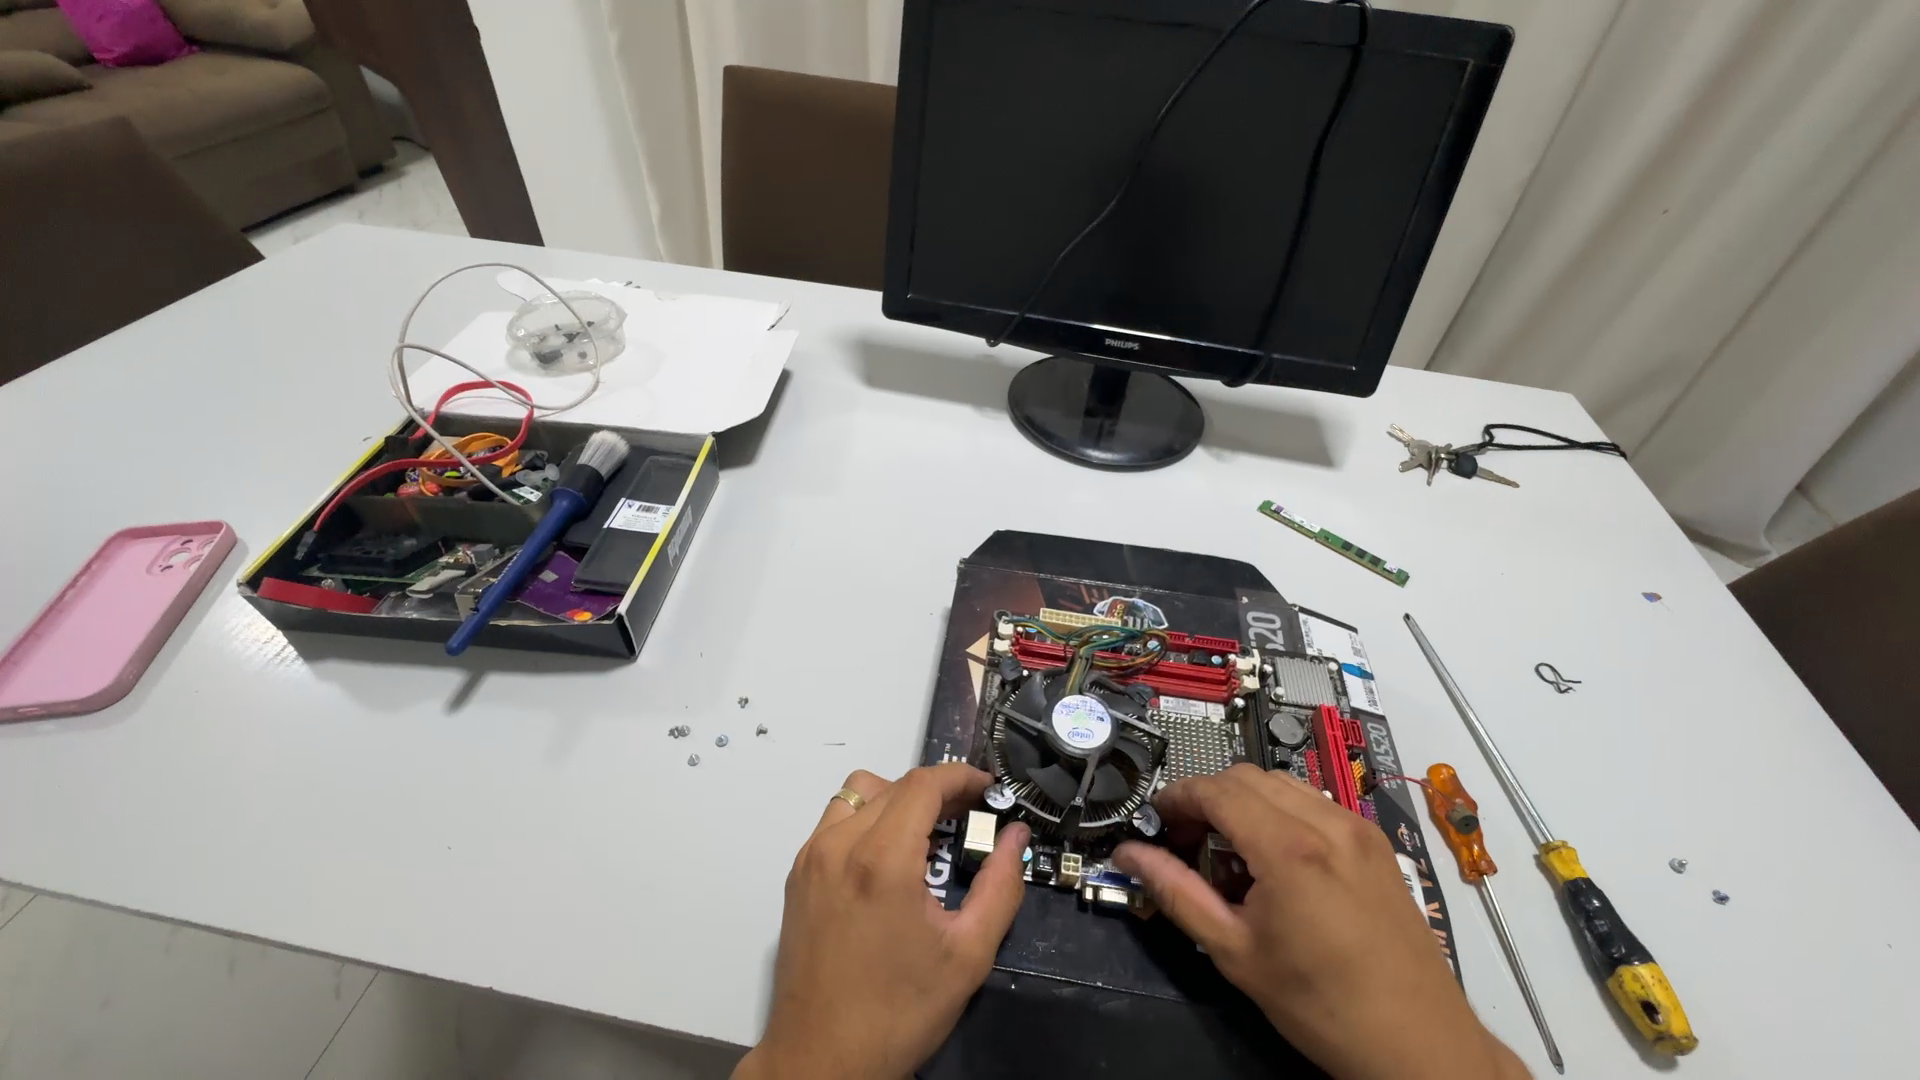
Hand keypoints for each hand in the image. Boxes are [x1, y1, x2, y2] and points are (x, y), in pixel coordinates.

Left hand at [735, 764, 1029, 1079]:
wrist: (821, 1063)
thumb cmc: (899, 1012)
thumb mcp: (968, 954)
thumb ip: (1000, 886)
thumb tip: (1015, 837)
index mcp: (881, 859)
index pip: (923, 784)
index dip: (961, 777)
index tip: (988, 790)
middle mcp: (839, 845)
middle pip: (893, 784)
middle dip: (937, 791)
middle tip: (968, 818)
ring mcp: (810, 859)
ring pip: (857, 793)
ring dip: (896, 800)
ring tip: (924, 837)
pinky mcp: (796, 877)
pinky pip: (834, 822)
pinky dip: (866, 821)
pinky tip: (887, 862)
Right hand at [1112, 765, 1528, 1079]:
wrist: (1419, 1046)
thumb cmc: (1319, 1004)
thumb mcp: (1234, 951)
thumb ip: (1176, 892)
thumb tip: (1128, 854)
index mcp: (1288, 847)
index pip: (1215, 790)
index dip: (1176, 797)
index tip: (1154, 819)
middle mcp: (1326, 822)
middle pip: (1245, 776)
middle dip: (1207, 797)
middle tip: (1186, 838)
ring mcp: (1357, 828)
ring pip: (1281, 782)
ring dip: (1244, 799)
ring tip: (1229, 848)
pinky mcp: (1376, 843)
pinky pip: (1314, 801)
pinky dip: (1281, 810)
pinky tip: (1274, 856)